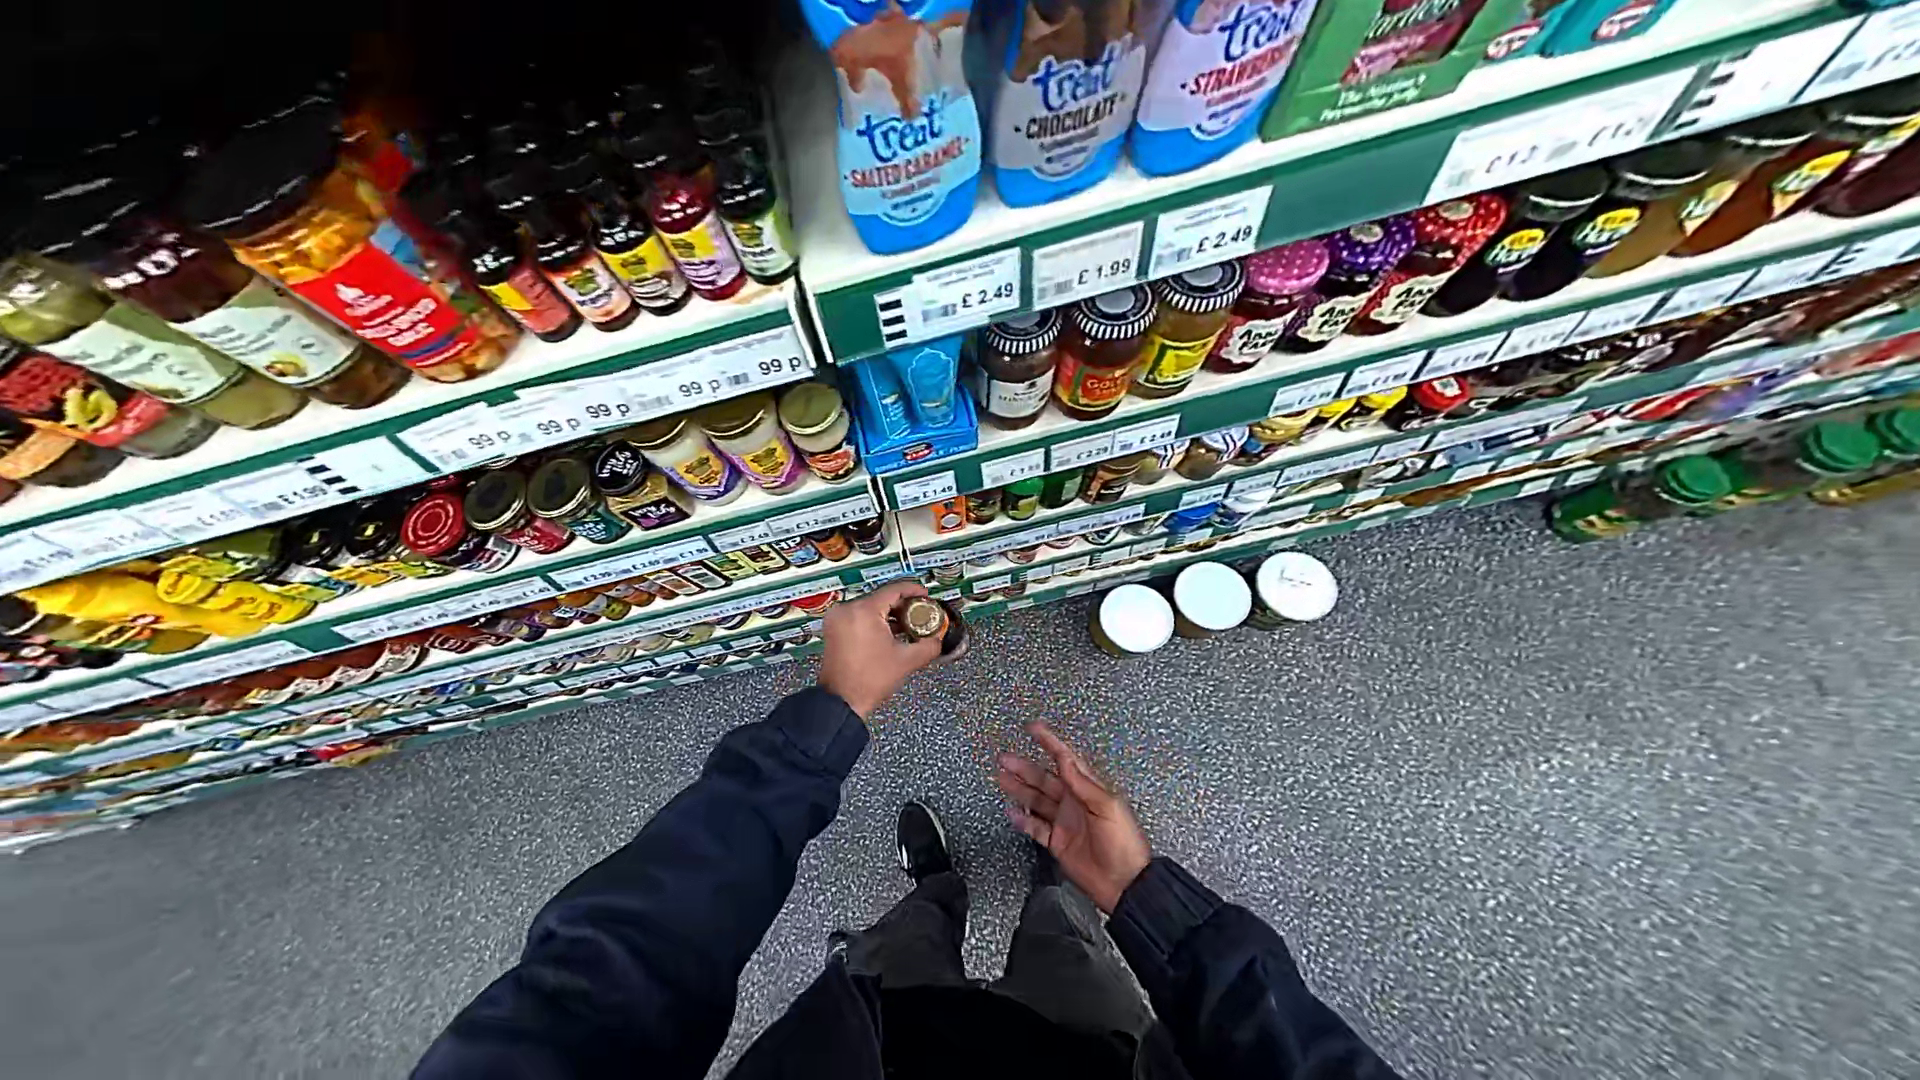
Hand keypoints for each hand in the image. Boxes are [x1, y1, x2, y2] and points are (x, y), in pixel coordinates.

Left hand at [818, 581, 943, 720]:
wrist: (842, 702)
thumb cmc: (867, 682)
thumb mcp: (906, 661)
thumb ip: (928, 645)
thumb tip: (937, 639)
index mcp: (863, 611)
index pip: (893, 590)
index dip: (913, 590)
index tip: (924, 594)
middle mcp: (846, 611)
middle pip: (881, 597)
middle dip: (903, 605)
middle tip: (919, 613)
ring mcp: (837, 620)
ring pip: (870, 606)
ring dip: (889, 613)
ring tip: (907, 625)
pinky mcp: (834, 630)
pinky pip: (859, 616)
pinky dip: (876, 621)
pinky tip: (890, 632)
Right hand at [996, 723, 1151, 913]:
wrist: (1126, 885)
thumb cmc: (1125, 844)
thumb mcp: (1107, 807)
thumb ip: (1083, 784)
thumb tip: (1065, 759)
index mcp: (1087, 790)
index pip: (1065, 760)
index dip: (1049, 743)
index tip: (1034, 729)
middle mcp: (1074, 803)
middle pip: (1044, 779)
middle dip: (1024, 766)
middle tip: (1005, 757)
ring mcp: (1064, 822)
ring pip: (1036, 800)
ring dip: (1018, 788)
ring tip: (1001, 776)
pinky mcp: (1058, 842)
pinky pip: (1036, 827)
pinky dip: (1023, 820)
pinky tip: (1012, 811)